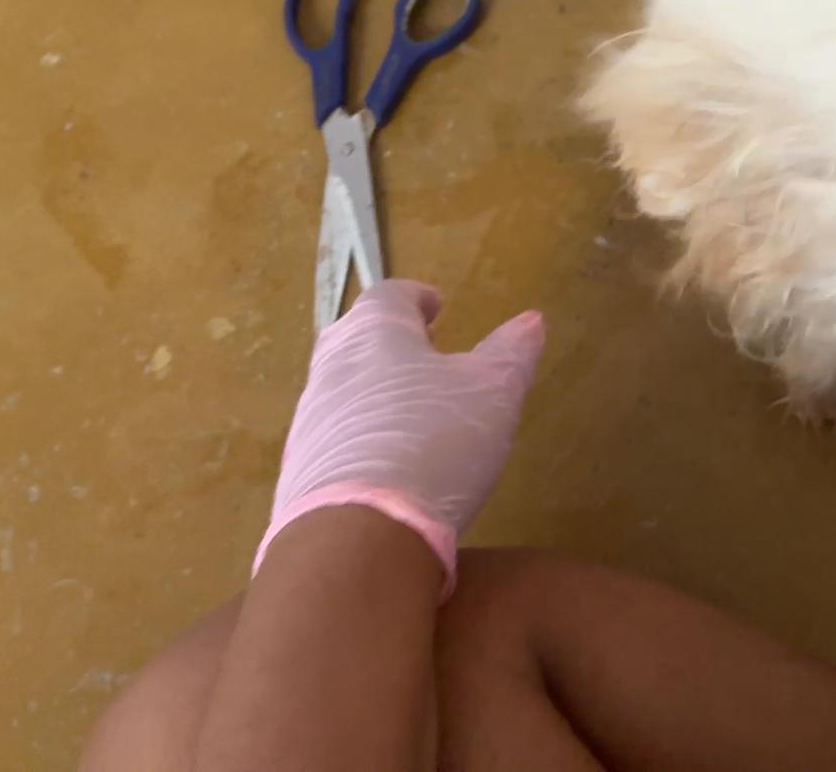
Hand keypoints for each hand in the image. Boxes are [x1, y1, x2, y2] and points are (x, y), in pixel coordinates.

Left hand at [254, 280, 545, 596]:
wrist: (359, 539)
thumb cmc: (436, 438)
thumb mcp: (495, 389)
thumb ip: (513, 351)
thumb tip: (530, 320)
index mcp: (376, 336)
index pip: (389, 296)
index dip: (415, 296)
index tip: (436, 304)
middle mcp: (334, 369)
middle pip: (355, 337)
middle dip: (388, 337)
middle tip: (423, 347)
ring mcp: (311, 423)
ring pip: (343, 387)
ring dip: (377, 386)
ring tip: (418, 405)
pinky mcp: (304, 473)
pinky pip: (338, 435)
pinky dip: (367, 432)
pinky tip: (398, 458)